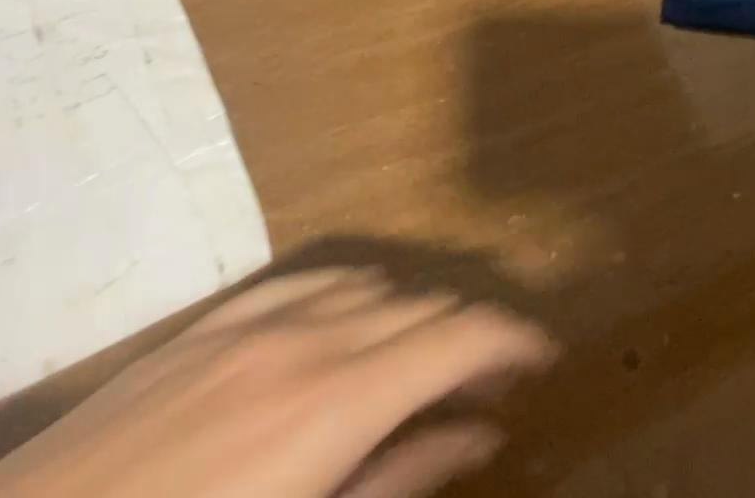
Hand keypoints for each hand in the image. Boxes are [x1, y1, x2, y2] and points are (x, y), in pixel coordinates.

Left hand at [0, 268, 556, 497]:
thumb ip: (408, 475)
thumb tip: (486, 433)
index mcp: (345, 398)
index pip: (470, 333)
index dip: (522, 339)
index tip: (546, 358)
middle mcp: (314, 339)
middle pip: (434, 304)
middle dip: (475, 337)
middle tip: (486, 384)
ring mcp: (255, 323)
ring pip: (382, 285)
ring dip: (419, 316)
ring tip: (421, 361)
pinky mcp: (208, 325)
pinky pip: (314, 279)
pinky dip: (357, 293)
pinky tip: (354, 323)